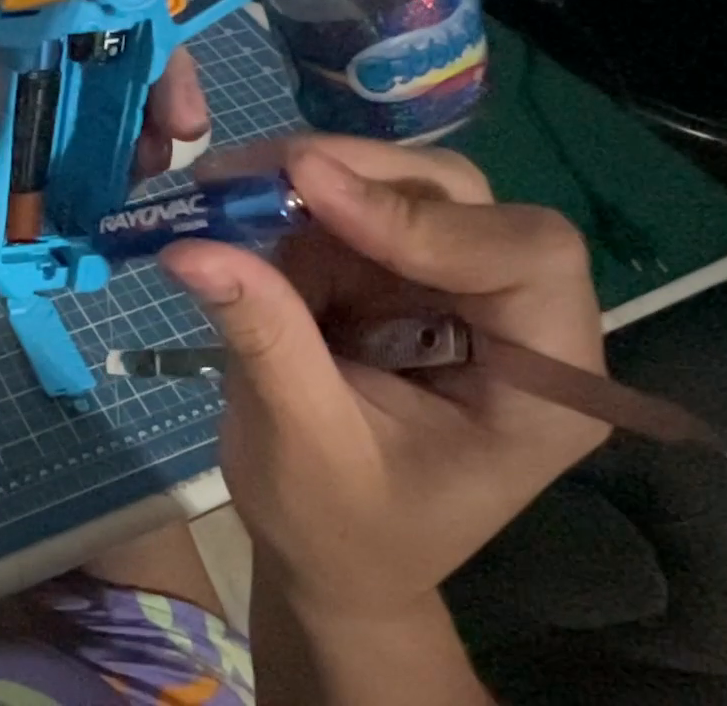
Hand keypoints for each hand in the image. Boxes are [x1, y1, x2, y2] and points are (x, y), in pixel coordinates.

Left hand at [0, 9, 214, 398]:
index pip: (30, 17)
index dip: (104, 18)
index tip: (160, 57)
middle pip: (70, 63)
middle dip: (133, 84)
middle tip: (182, 131)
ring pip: (78, 117)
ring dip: (128, 133)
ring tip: (160, 170)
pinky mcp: (7, 198)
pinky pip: (70, 171)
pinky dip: (108, 178)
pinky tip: (136, 199)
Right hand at [158, 136, 609, 619]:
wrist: (326, 554)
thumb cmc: (339, 524)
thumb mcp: (301, 438)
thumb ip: (261, 336)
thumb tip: (185, 249)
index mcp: (540, 377)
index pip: (520, 255)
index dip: (417, 215)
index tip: (307, 188)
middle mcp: (500, 313)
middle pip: (456, 202)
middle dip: (352, 177)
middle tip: (250, 171)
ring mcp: (432, 290)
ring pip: (388, 193)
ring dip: (301, 181)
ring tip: (217, 187)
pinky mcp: (373, 283)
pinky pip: (331, 221)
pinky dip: (275, 207)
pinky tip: (224, 209)